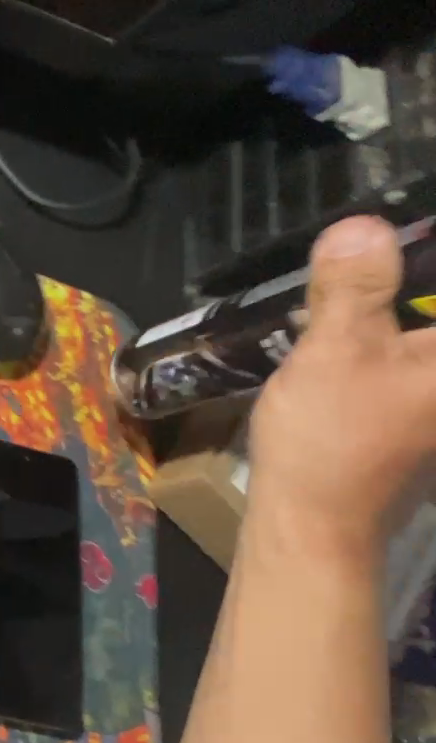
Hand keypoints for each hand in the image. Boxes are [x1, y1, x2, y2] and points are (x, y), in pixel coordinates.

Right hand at [248, 215, 435, 558]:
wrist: (317, 516)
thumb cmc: (331, 437)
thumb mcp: (333, 354)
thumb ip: (353, 290)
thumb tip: (360, 226)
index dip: (414, 256)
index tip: (391, 241)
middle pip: (430, 310)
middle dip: (402, 280)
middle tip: (365, 262)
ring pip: (423, 331)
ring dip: (396, 310)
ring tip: (357, 288)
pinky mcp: (428, 404)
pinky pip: (418, 353)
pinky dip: (397, 334)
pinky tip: (361, 327)